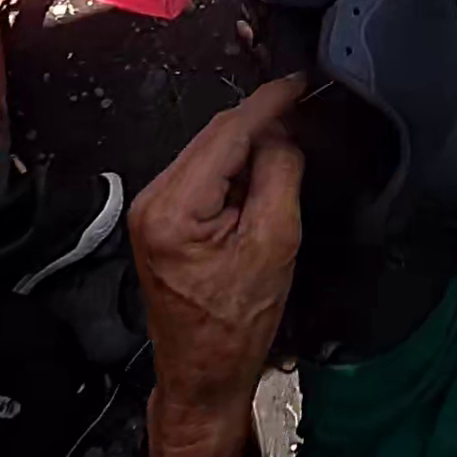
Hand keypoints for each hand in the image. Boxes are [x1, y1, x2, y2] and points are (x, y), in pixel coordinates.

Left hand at [129, 75, 305, 416]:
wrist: (204, 373)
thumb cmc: (237, 323)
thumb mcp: (275, 241)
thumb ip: (280, 172)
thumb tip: (282, 132)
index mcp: (175, 208)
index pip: (228, 131)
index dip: (268, 101)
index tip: (297, 83)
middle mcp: (154, 199)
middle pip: (216, 134)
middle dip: (262, 121)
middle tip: (301, 115)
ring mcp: (154, 205)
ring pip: (212, 148)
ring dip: (251, 144)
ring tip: (286, 155)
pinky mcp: (163, 213)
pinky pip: (207, 169)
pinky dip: (238, 164)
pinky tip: (260, 176)